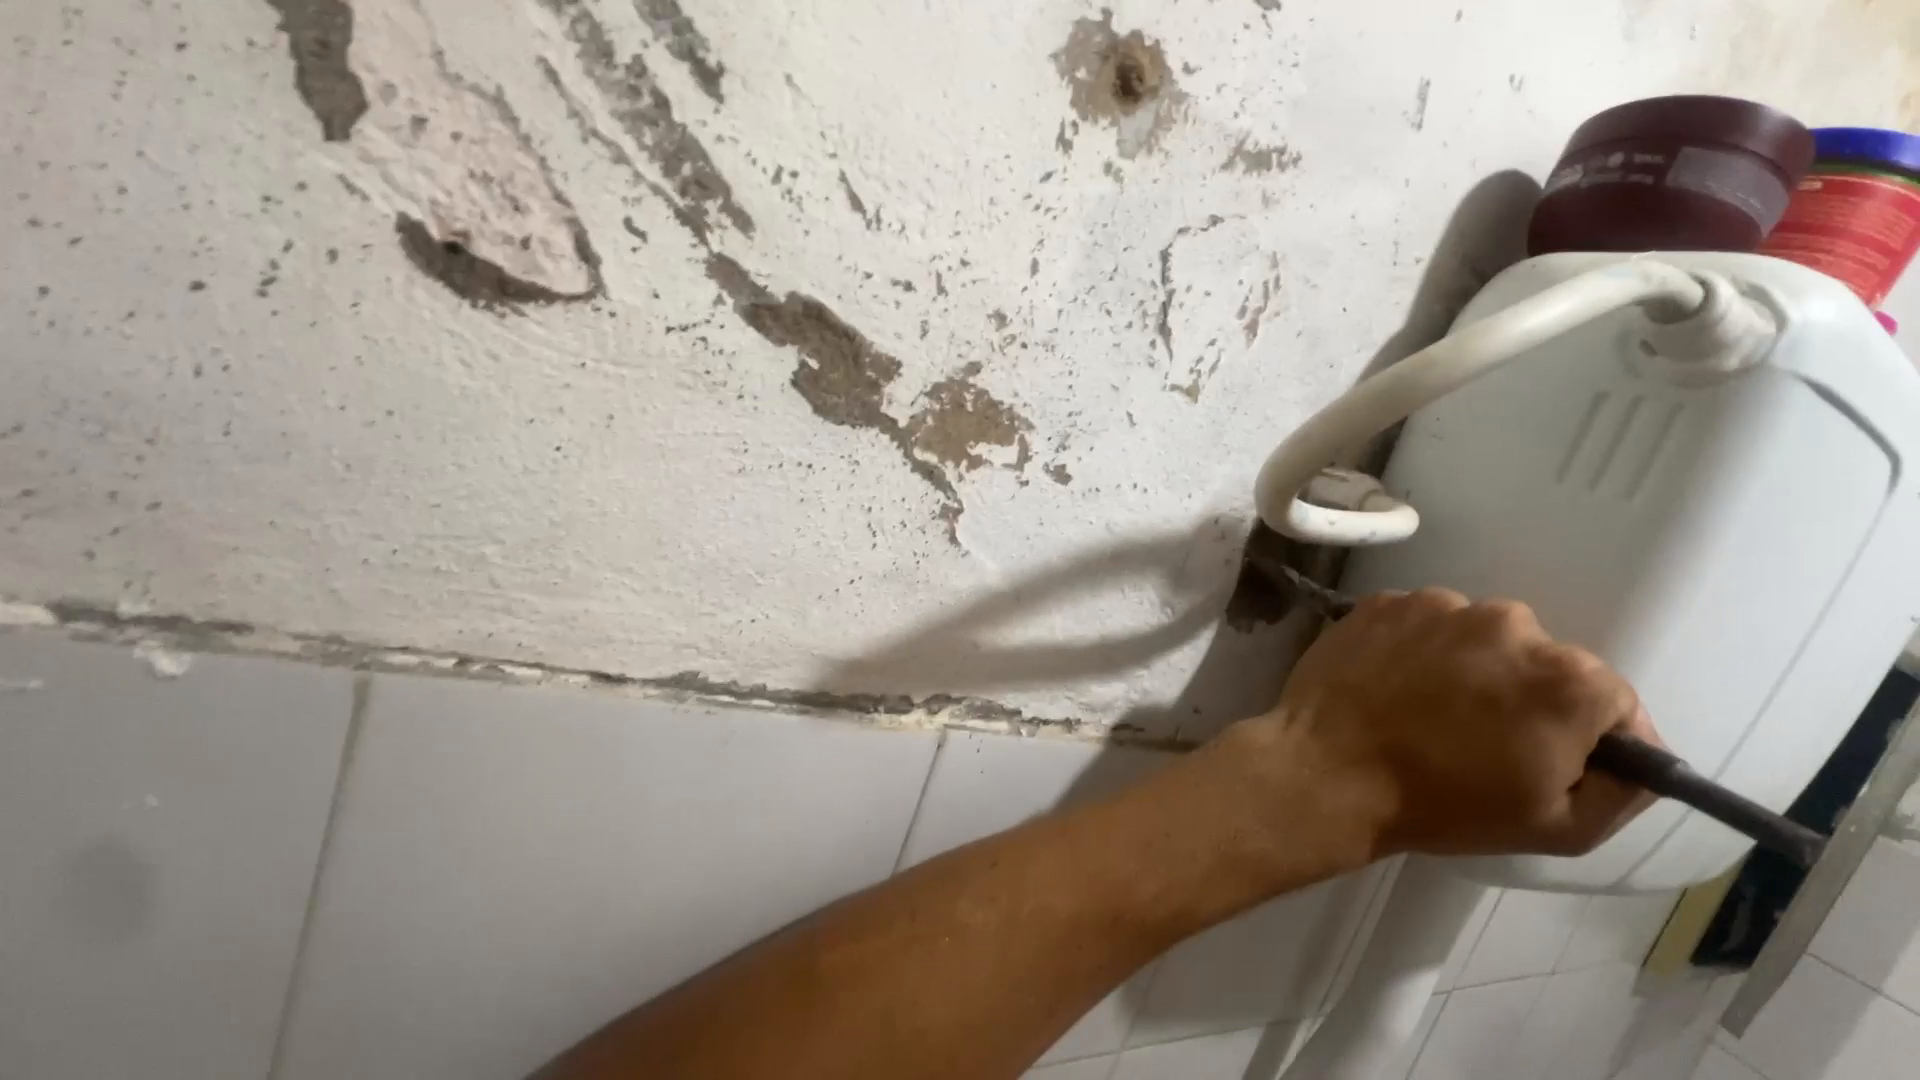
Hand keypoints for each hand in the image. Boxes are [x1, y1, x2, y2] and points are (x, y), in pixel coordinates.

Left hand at [1218, 588, 1658, 861]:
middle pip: (1541, 662)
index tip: (1548, 761)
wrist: (1325, 772)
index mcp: (1568, 677)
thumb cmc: (1442, 805)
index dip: (1587, 738)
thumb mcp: (1558, 826)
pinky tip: (1392, 686)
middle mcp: (1511, 622)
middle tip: (1476, 739)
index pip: (1610, 701)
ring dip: (1467, 668)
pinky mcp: (1385, 602)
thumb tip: (1640, 755)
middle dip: (1524, 698)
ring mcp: (1440, 605)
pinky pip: (1422, 626)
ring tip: (1426, 711)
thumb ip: (1624, 788)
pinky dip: (1416, 650)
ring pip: (1478, 638)